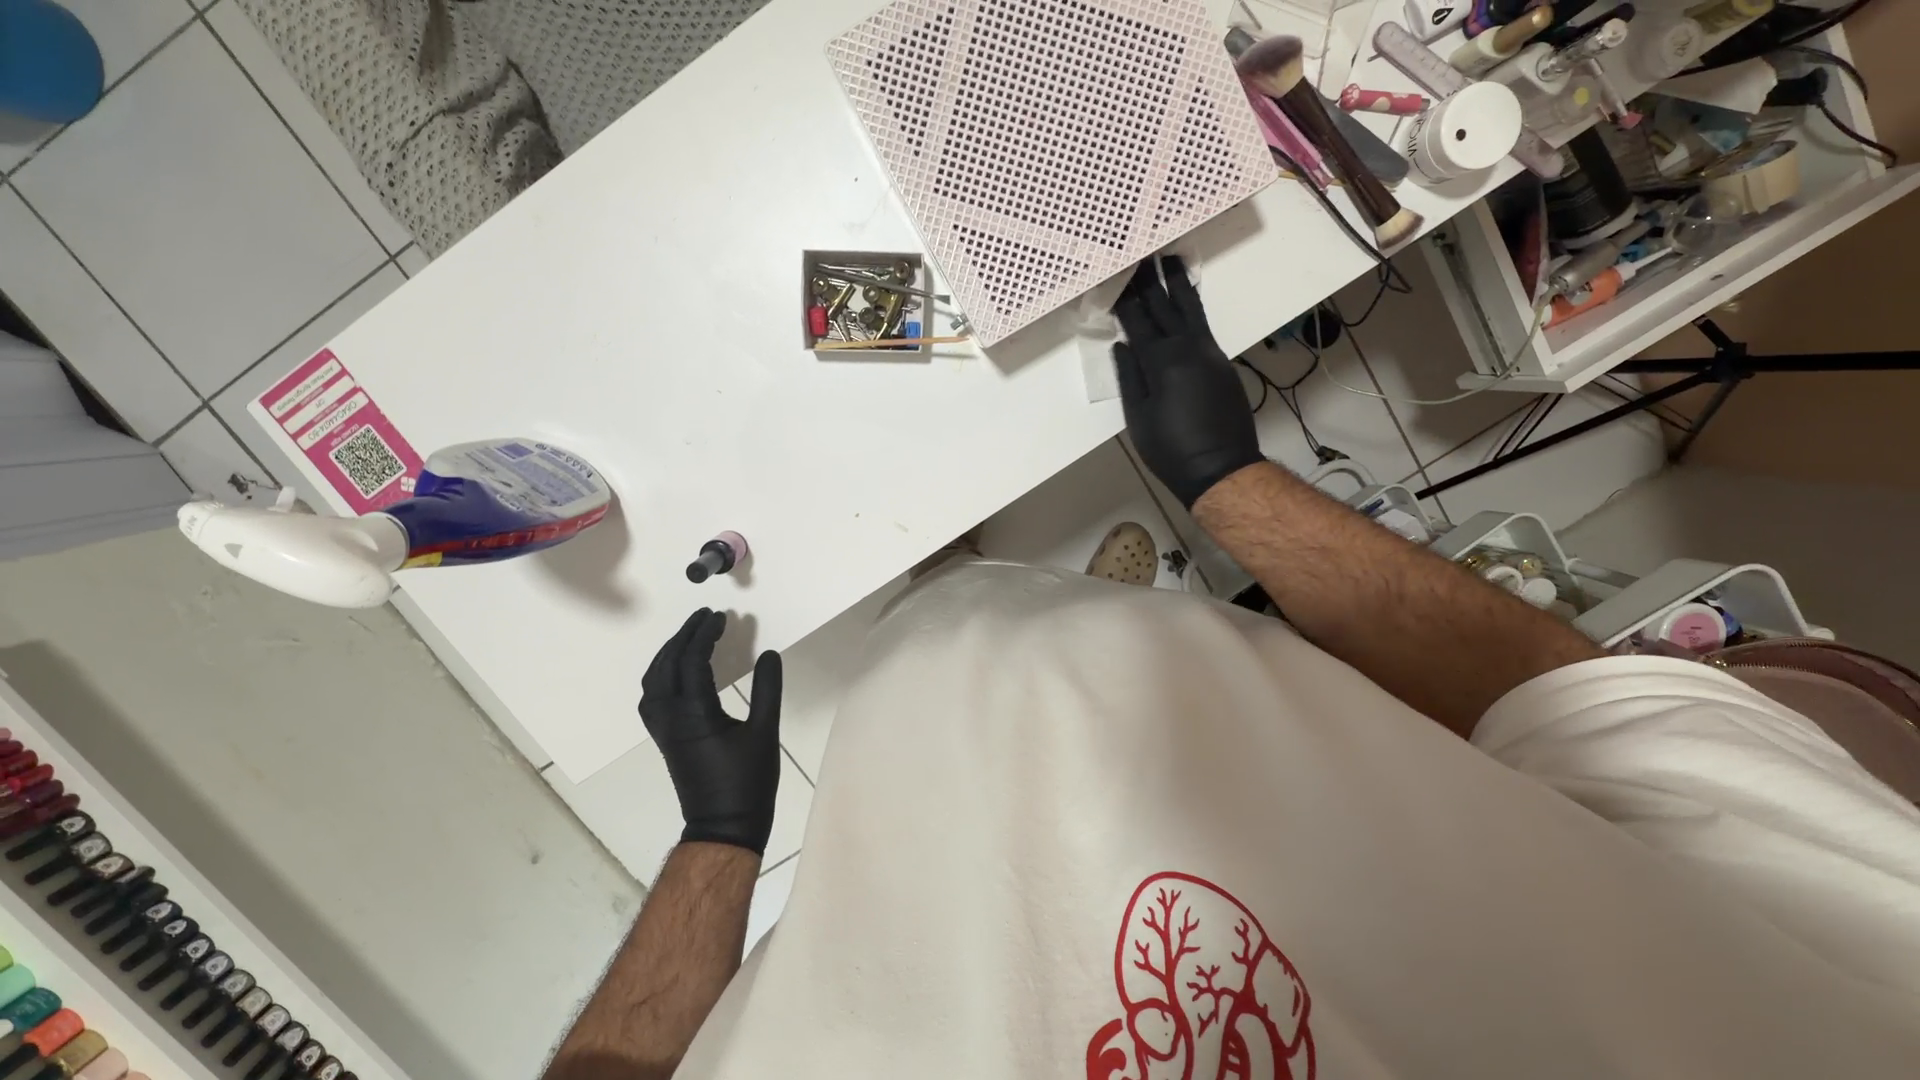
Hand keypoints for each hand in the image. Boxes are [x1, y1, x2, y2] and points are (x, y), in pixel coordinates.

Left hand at [639, 609, 782, 854]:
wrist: (723, 824)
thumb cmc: (748, 782)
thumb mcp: (765, 733)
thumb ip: (767, 690)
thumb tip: (769, 654)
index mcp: (694, 713)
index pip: (692, 660)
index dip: (705, 635)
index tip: (720, 617)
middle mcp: (670, 716)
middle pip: (667, 664)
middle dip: (684, 636)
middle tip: (705, 616)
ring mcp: (662, 729)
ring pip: (654, 679)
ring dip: (670, 652)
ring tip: (690, 635)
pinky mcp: (664, 737)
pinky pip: (653, 694)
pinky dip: (663, 672)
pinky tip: (677, 669)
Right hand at [1113, 255, 1262, 507]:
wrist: (1220, 466)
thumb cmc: (1170, 449)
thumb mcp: (1138, 417)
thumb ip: (1130, 377)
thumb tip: (1122, 345)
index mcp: (1161, 362)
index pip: (1138, 321)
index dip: (1125, 298)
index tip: (1116, 274)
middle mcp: (1187, 348)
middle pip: (1165, 307)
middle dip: (1150, 281)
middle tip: (1141, 253)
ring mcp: (1209, 353)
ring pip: (1191, 310)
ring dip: (1178, 284)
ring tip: (1170, 259)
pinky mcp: (1222, 362)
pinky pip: (1203, 325)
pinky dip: (1192, 307)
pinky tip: (1186, 300)